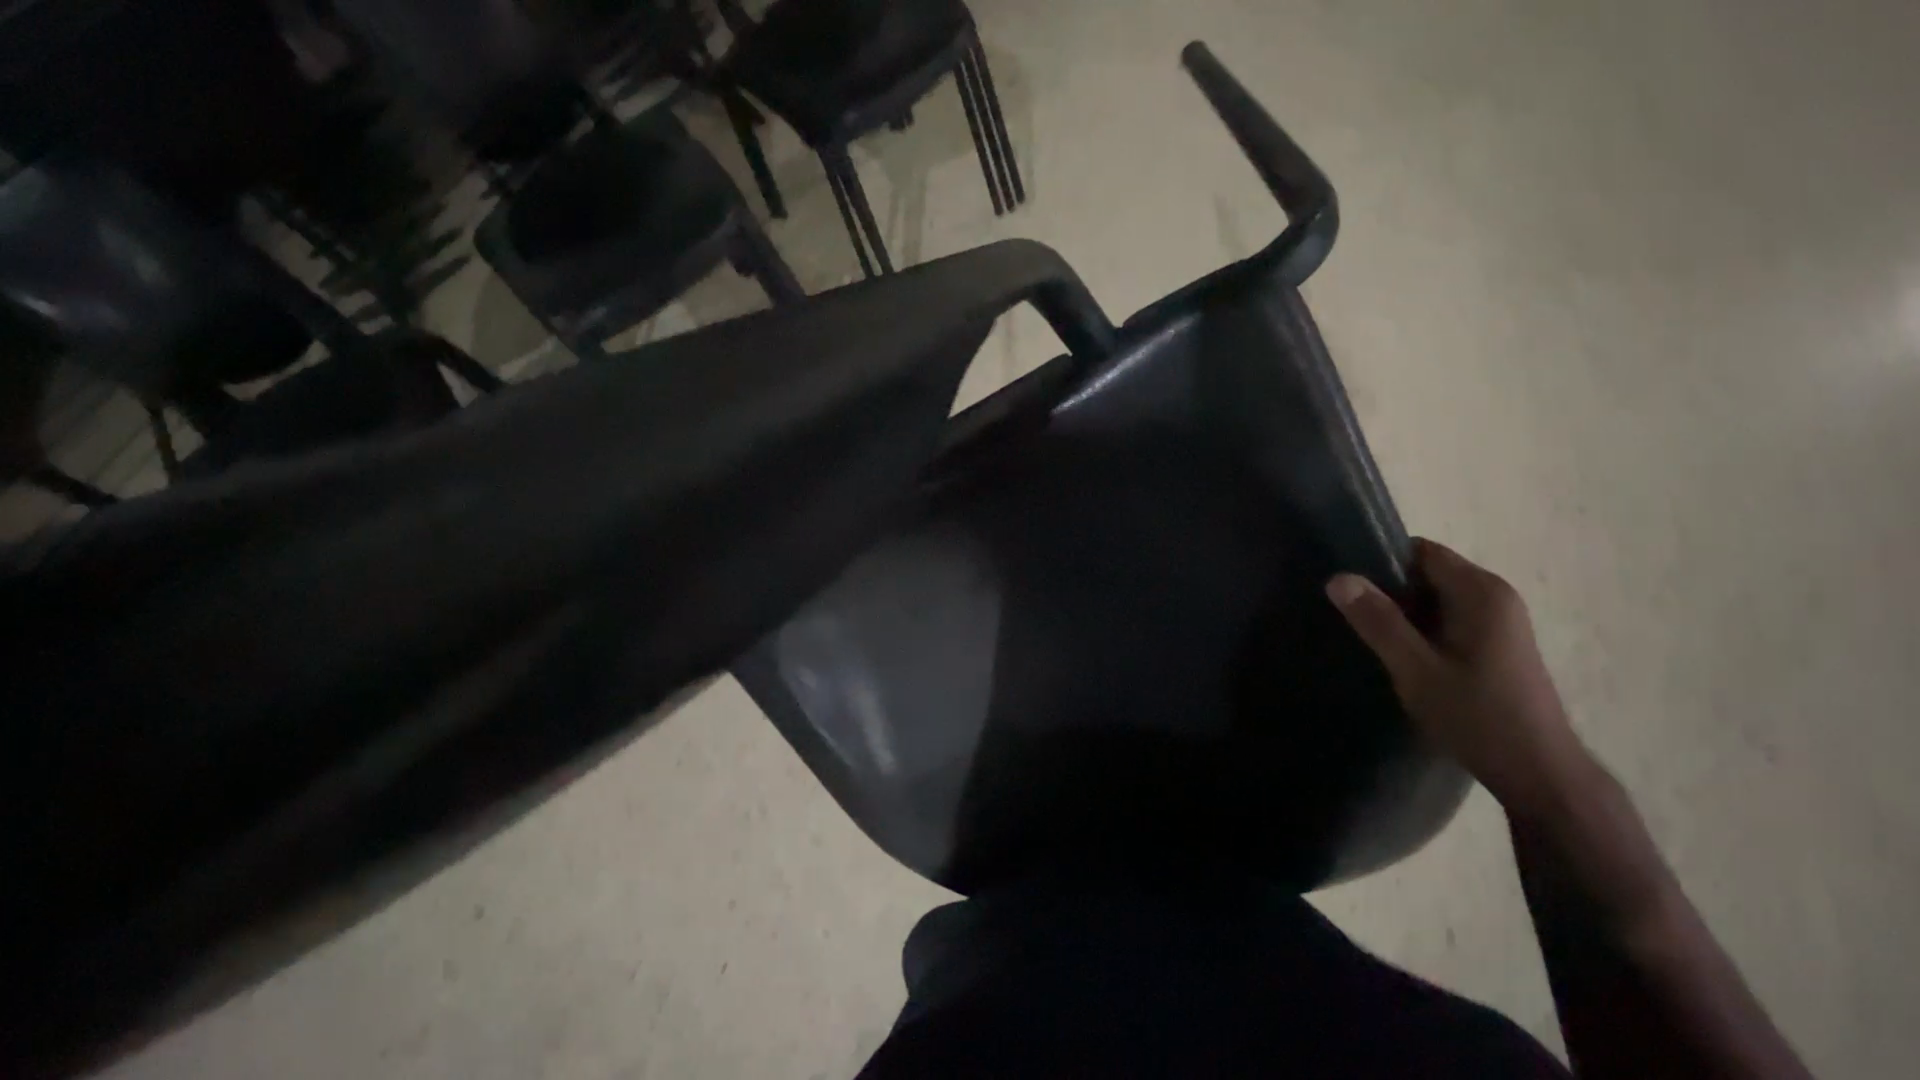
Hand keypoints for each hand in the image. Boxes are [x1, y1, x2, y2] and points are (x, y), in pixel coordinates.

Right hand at [1326, 539, 1595, 817]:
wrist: (1538, 771)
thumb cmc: (1477, 716)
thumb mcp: (1416, 670)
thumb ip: (1378, 622)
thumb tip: (1339, 577)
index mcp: (1480, 592)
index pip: (1422, 551)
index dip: (1381, 562)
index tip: (1348, 588)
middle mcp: (1496, 595)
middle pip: (1430, 573)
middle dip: (1391, 591)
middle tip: (1352, 618)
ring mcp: (1502, 620)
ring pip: (1439, 599)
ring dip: (1406, 614)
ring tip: (1372, 639)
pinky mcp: (1500, 644)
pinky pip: (1452, 619)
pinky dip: (1425, 631)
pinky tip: (1405, 659)